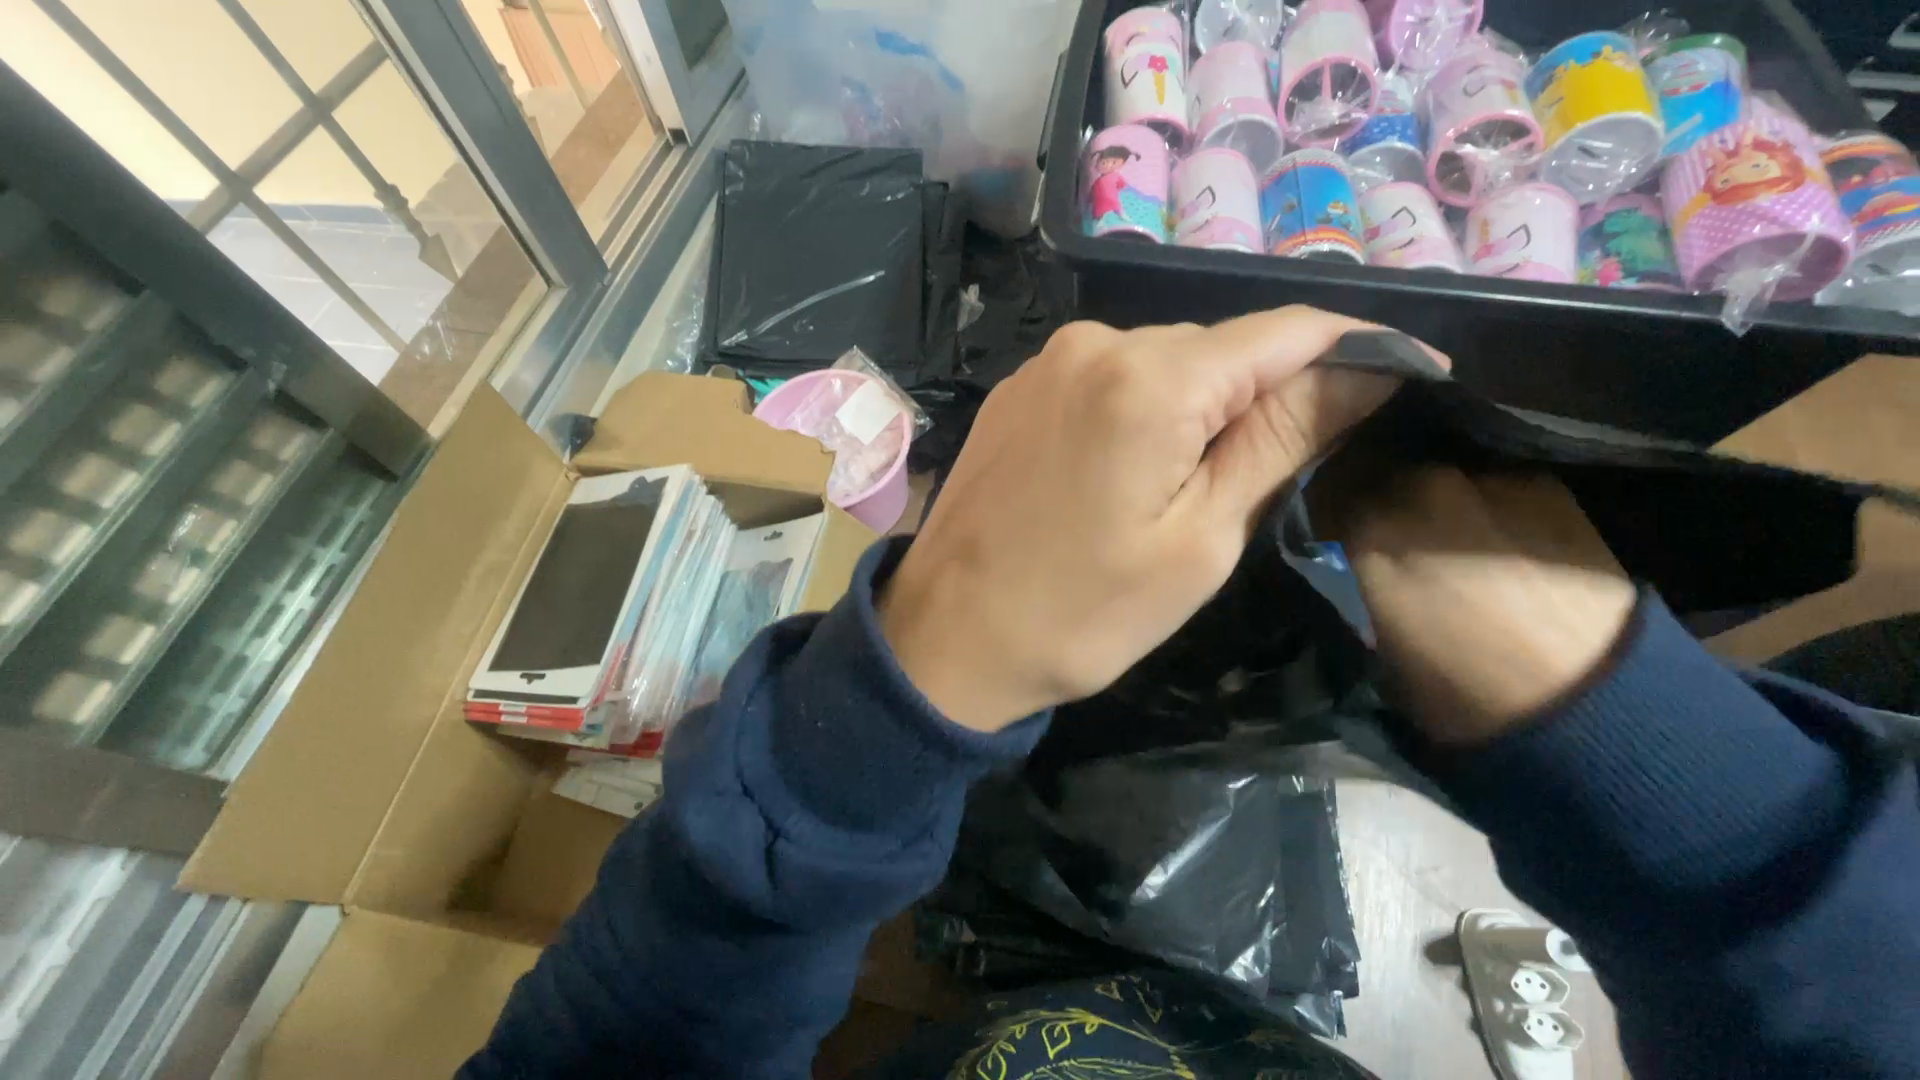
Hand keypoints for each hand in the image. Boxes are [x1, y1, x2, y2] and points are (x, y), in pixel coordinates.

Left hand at [877, 307, 1416, 732]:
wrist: (947, 640)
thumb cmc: (1083, 614)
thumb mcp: (1202, 539)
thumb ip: (1283, 439)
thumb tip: (1369, 367)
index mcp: (1150, 375)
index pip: (1288, 330)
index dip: (1355, 351)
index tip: (1407, 382)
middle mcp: (1095, 341)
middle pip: (1223, 345)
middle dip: (1267, 393)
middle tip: (1280, 474)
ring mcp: (1048, 361)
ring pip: (1166, 361)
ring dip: (1202, 407)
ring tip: (1195, 487)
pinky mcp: (1019, 389)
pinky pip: (1110, 380)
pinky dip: (1145, 411)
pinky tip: (1132, 472)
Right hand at [1332, 467, 1637, 744]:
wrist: (1586, 699)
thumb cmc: (1460, 690)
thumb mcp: (1375, 643)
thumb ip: (1356, 584)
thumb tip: (1355, 562)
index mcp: (1367, 528)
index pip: (1322, 494)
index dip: (1324, 512)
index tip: (1329, 530)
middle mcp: (1421, 487)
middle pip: (1381, 473)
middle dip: (1380, 499)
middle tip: (1392, 534)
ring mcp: (1487, 479)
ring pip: (1440, 474)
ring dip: (1436, 499)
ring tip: (1452, 535)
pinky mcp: (1545, 484)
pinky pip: (1495, 482)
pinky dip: (1488, 504)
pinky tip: (1502, 538)